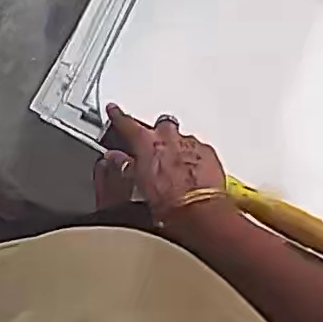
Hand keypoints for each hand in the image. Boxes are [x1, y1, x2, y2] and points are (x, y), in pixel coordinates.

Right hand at [106, 105, 225, 213]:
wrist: (199, 211)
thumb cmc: (168, 200)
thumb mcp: (137, 184)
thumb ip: (125, 166)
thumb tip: (117, 159)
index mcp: (147, 141)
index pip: (127, 123)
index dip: (118, 116)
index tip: (114, 110)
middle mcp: (169, 136)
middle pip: (160, 125)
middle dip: (158, 135)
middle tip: (155, 152)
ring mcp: (190, 143)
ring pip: (180, 138)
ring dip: (177, 148)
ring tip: (175, 168)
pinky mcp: (208, 153)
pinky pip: (198, 150)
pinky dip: (194, 158)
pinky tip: (191, 173)